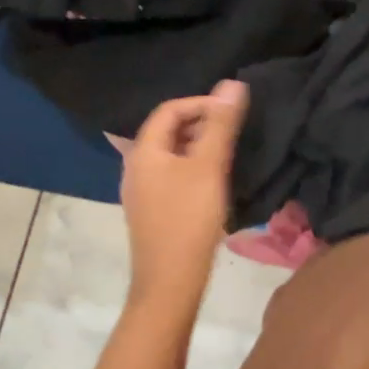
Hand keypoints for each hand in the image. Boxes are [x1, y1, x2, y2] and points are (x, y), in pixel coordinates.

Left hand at [119, 80, 247, 304]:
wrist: (170, 284)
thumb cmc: (189, 219)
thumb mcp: (210, 166)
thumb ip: (221, 124)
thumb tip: (231, 83)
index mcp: (144, 153)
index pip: (169, 109)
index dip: (201, 103)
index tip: (230, 112)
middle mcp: (136, 167)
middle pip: (168, 129)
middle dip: (201, 122)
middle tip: (232, 129)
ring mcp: (142, 191)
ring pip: (171, 152)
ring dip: (199, 144)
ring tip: (228, 151)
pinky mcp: (152, 210)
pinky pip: (172, 173)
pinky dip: (193, 165)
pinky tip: (214, 178)